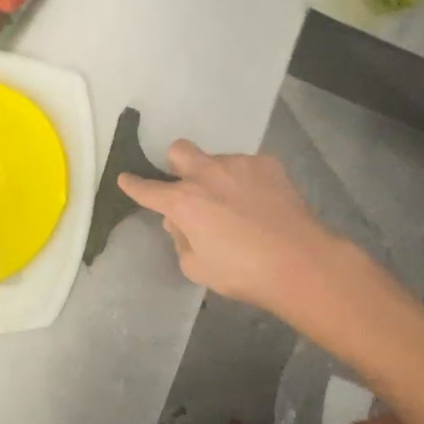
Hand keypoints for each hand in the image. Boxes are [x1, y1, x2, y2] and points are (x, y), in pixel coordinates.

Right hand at [118, 141, 351, 319]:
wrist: (299, 261)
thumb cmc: (243, 272)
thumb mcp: (198, 268)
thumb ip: (182, 241)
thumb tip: (181, 222)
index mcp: (184, 202)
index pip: (148, 189)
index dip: (133, 185)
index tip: (125, 179)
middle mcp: (207, 174)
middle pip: (180, 150)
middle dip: (177, 164)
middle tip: (190, 187)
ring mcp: (238, 164)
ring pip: (217, 160)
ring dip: (218, 177)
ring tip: (239, 206)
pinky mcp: (267, 164)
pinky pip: (248, 167)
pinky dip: (248, 181)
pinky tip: (263, 203)